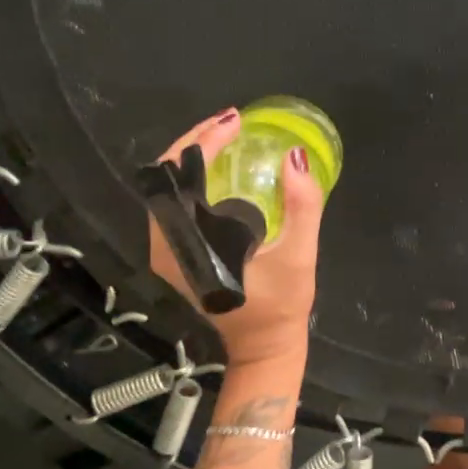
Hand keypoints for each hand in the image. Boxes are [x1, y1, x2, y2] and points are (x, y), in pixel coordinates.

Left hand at [147, 110, 326, 368]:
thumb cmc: (280, 306)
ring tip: (229, 134)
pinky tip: (225, 166)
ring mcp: (170, 250)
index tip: (235, 123)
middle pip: (168, 178)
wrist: (265, 347)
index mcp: (186, 245)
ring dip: (197, 157)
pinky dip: (199, 178)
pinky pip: (180, 204)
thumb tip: (295, 156)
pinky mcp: (180, 254)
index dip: (203, 143)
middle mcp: (167, 245)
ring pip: (171, 190)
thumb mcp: (298, 255)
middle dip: (198, 142)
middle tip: (233, 121)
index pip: (179, 178)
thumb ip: (301, 206)